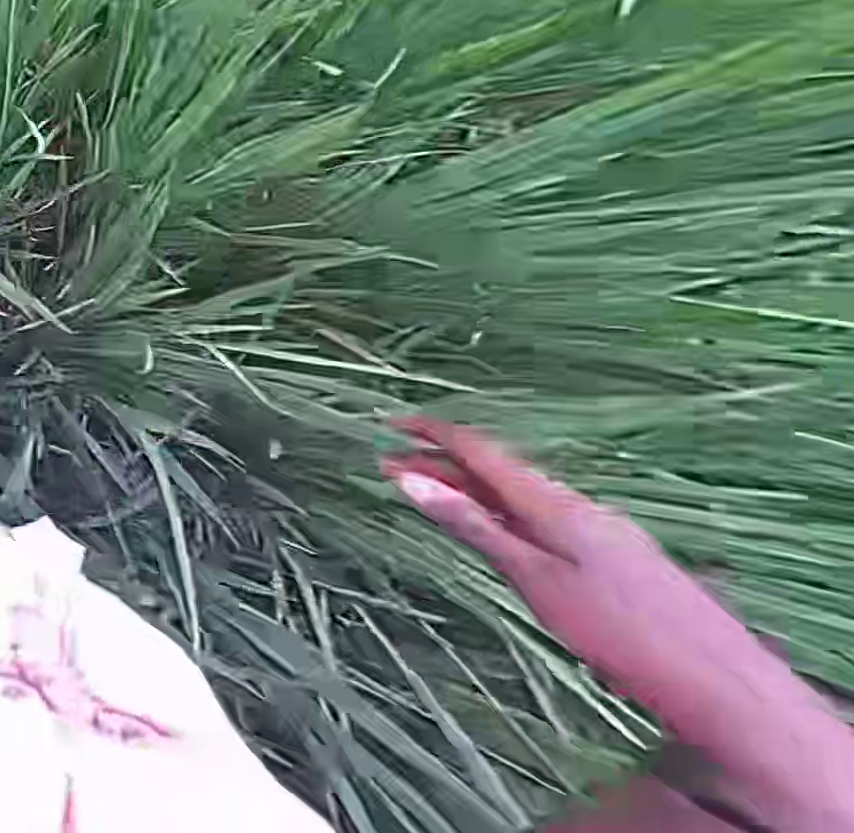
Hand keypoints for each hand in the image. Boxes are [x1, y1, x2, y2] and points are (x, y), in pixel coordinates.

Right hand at [386, 417, 853, 832]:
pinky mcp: (604, 552)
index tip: (390, 422)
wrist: (729, 691)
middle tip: (386, 467)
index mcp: (552, 503)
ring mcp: (593, 528)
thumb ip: (472, 525)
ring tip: (419, 491)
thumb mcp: (531, 576)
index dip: (433, 432)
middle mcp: (572, 505)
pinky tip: (480, 522)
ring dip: (462, 487)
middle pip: (493, 471)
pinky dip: (492, 508)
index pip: (480, 450)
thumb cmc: (616, 629)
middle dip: (437, 463)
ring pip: (512, 493)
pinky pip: (532, 513)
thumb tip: (410, 479)